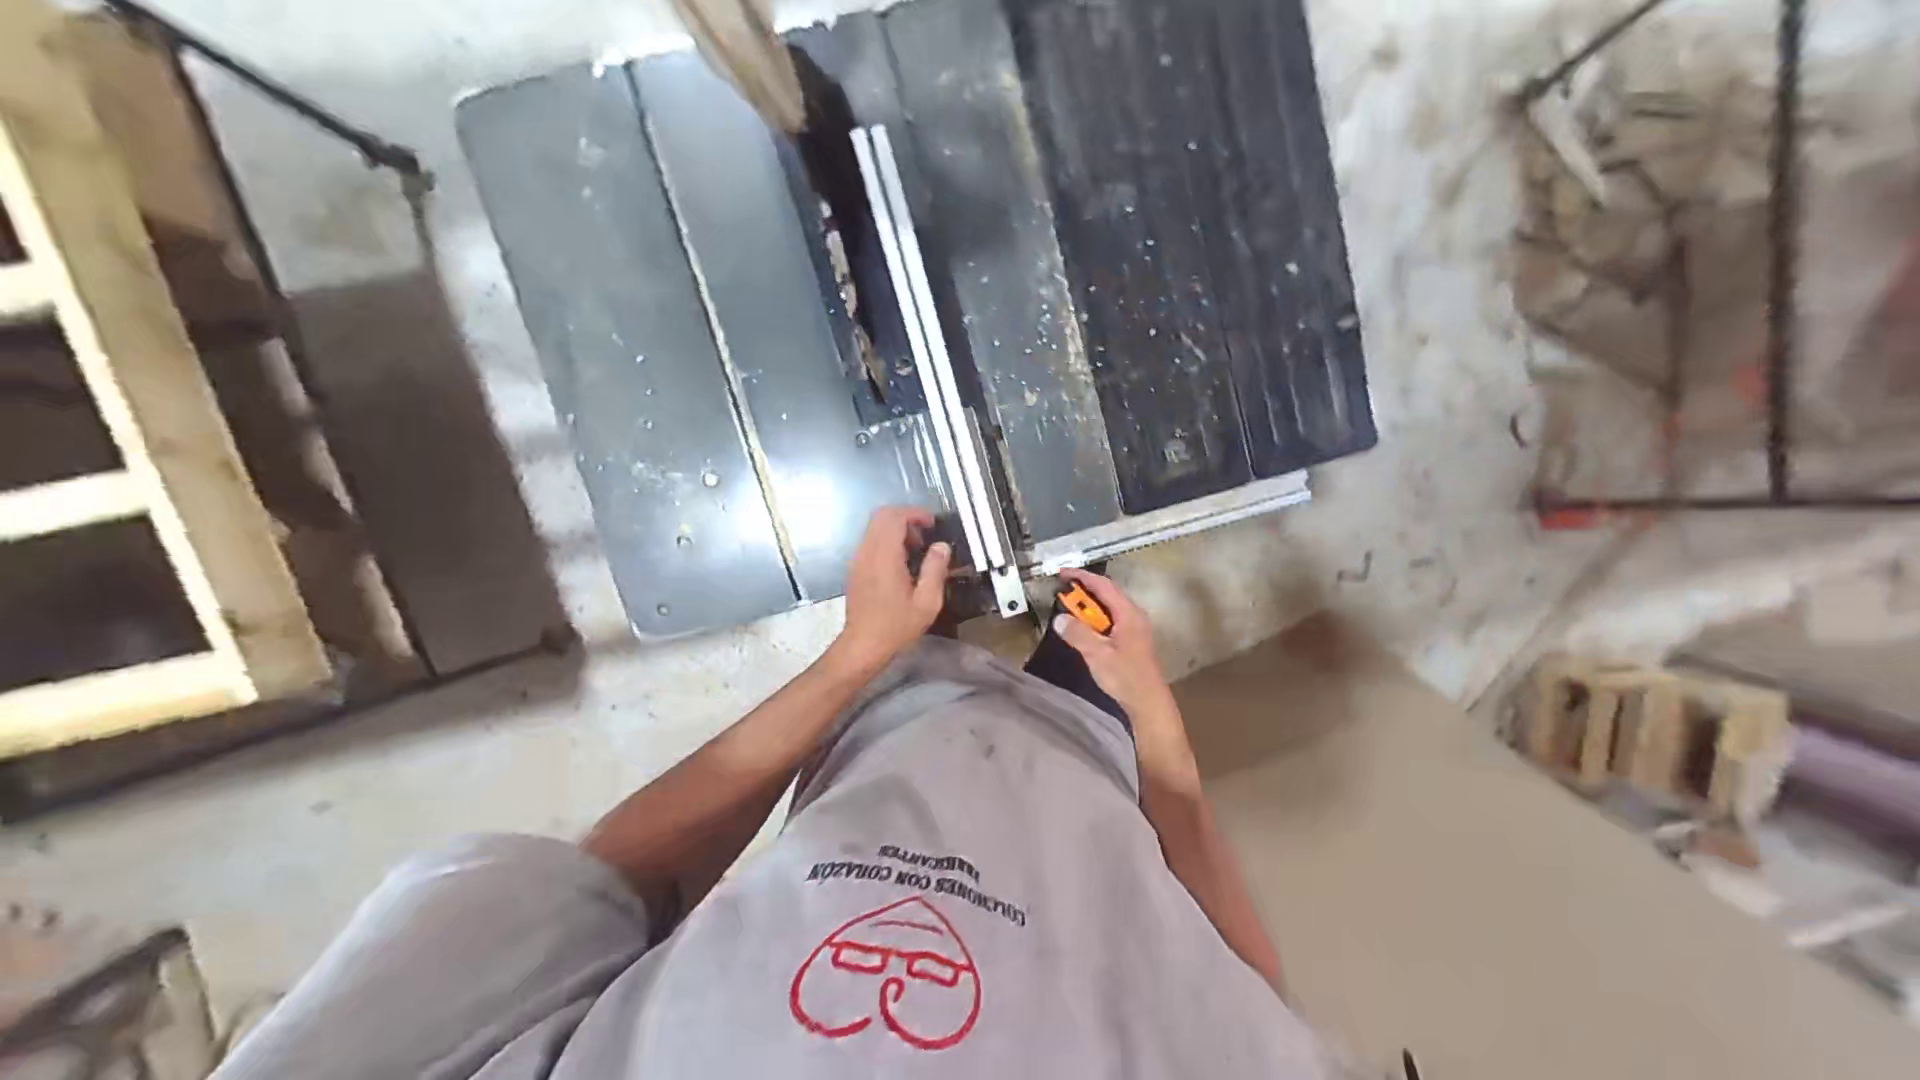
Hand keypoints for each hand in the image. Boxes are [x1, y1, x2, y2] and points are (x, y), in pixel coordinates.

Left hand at [831, 506, 951, 673]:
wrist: (863, 645)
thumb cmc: (896, 626)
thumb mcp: (926, 602)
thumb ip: (935, 569)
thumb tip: (941, 546)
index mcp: (884, 556)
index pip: (893, 517)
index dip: (914, 513)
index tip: (931, 524)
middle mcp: (867, 552)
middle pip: (881, 516)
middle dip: (905, 519)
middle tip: (924, 537)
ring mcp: (857, 560)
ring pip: (874, 528)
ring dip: (896, 531)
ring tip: (916, 552)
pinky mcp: (855, 569)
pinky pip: (870, 543)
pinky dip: (887, 543)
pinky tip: (901, 565)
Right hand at [1050, 568, 1177, 723]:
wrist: (1148, 703)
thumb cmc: (1126, 677)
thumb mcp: (1097, 654)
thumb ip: (1078, 634)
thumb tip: (1060, 618)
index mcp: (1129, 614)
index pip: (1104, 585)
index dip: (1082, 577)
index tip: (1062, 573)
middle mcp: (1134, 616)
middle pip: (1108, 594)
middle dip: (1085, 590)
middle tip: (1063, 591)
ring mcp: (1135, 628)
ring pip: (1110, 608)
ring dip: (1090, 606)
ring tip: (1070, 609)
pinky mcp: (1133, 641)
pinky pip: (1112, 620)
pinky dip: (1096, 619)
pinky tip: (1085, 629)